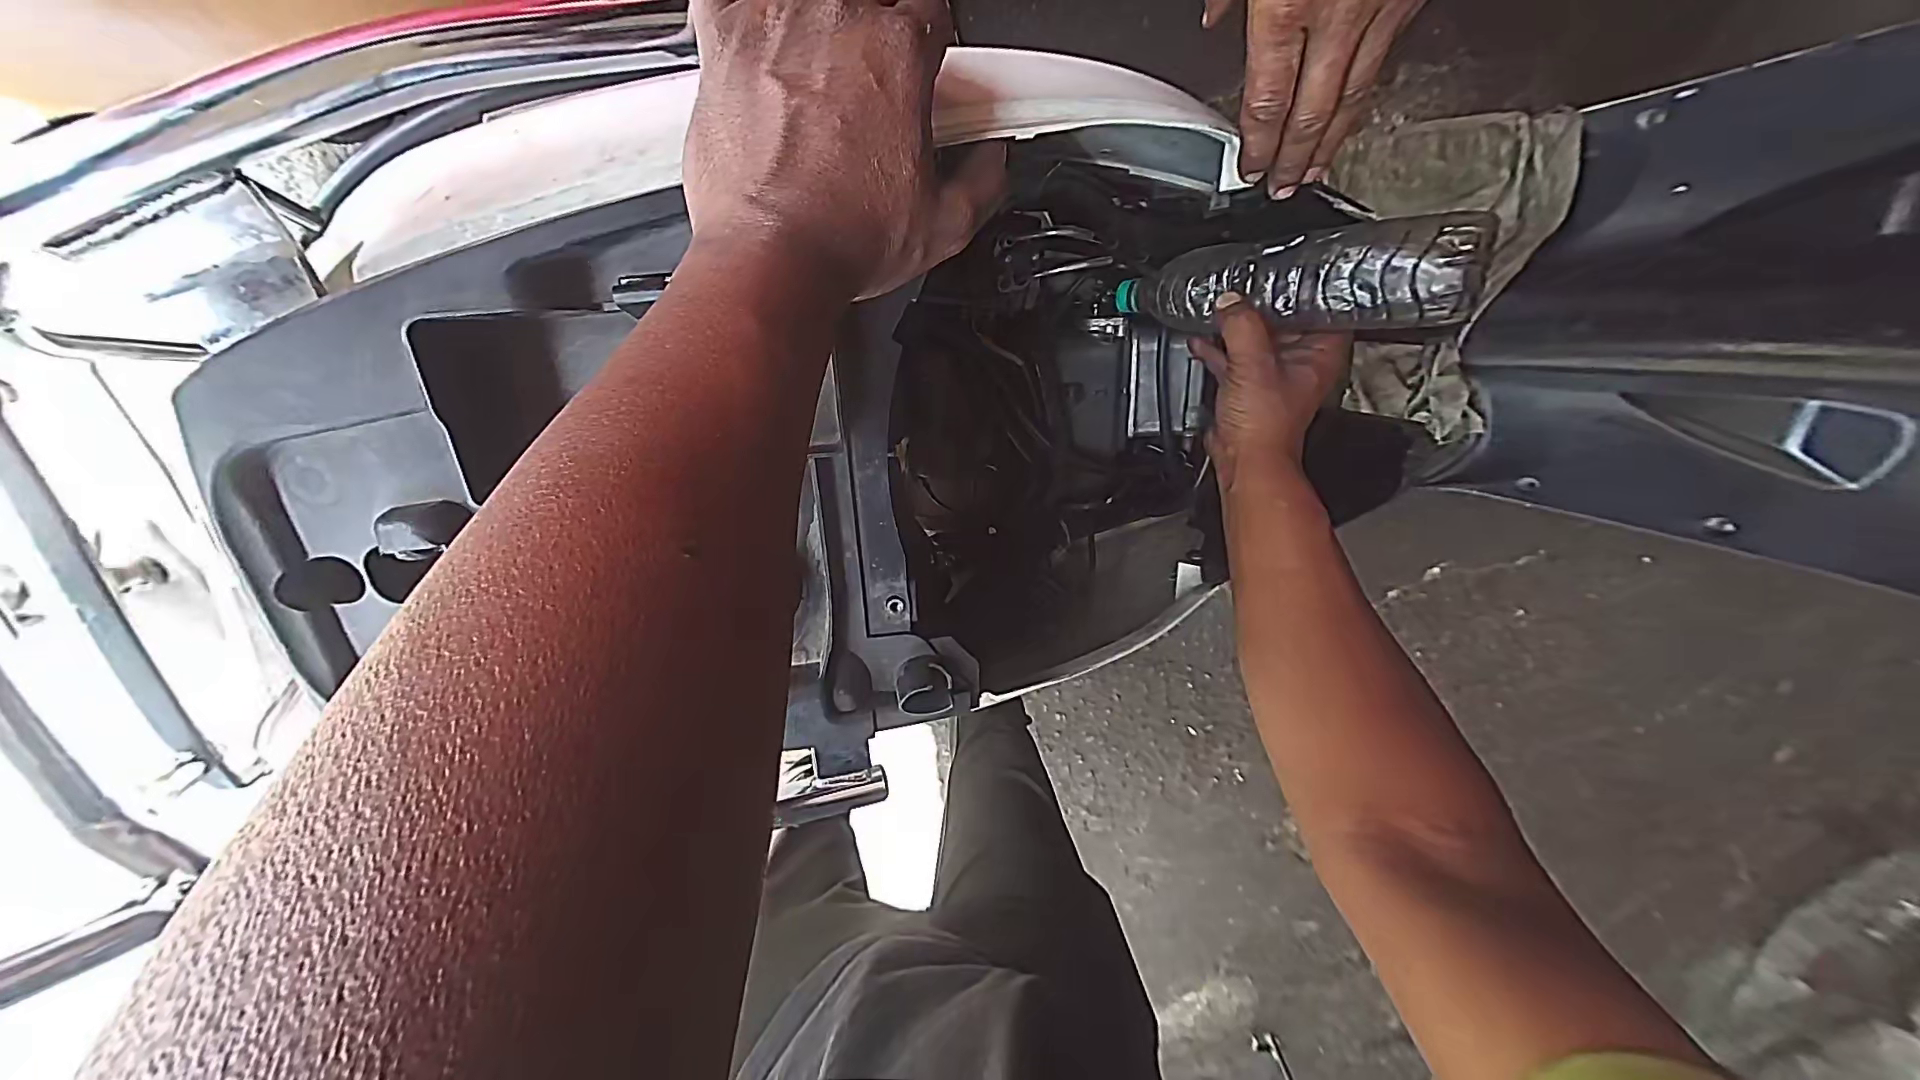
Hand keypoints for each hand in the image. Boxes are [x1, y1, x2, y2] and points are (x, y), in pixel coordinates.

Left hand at [685, 0, 1006, 299]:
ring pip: (807, 4)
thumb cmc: (842, 240)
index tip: (919, 80)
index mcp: (898, 53)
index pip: (929, 15)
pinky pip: (731, 0)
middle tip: (867, 103)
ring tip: (815, 97)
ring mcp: (775, 21)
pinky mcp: (724, 38)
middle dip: (871, 50)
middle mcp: (837, 19)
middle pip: (868, 8)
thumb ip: (983, 180)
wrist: (772, 259)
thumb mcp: (944, 227)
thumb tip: (991, 160)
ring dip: (815, 38)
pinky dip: (748, 23)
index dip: (927, 52)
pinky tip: (762, 62)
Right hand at [1189, 293, 1349, 486]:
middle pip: (1284, 319)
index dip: (1303, 286)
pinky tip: (1201, 337)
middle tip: (1243, 283)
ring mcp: (1272, 375)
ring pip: (1255, 338)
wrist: (1243, 460)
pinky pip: (1232, 358)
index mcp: (1320, 354)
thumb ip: (1241, 326)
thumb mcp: (1253, 364)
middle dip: (1261, 303)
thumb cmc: (1265, 427)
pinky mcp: (1247, 388)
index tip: (1282, 270)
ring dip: (1235, 325)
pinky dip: (1218, 347)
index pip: (1320, 306)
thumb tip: (1230, 300)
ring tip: (1218, 305)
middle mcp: (1299, 362)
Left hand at [1203, 0, 1425, 196]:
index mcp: (1287, 6)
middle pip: (1310, 113)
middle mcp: (1338, 14)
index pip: (1267, 102)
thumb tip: (1216, 15)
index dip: (1258, 145)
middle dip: (1294, 161)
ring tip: (1316, 173)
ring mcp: (1381, 5)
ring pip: (1353, 95)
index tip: (1250, 171)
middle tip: (1282, 189)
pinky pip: (1383, 59)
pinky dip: (1363, 97)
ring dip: (1331, 142)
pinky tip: (1351, 117)